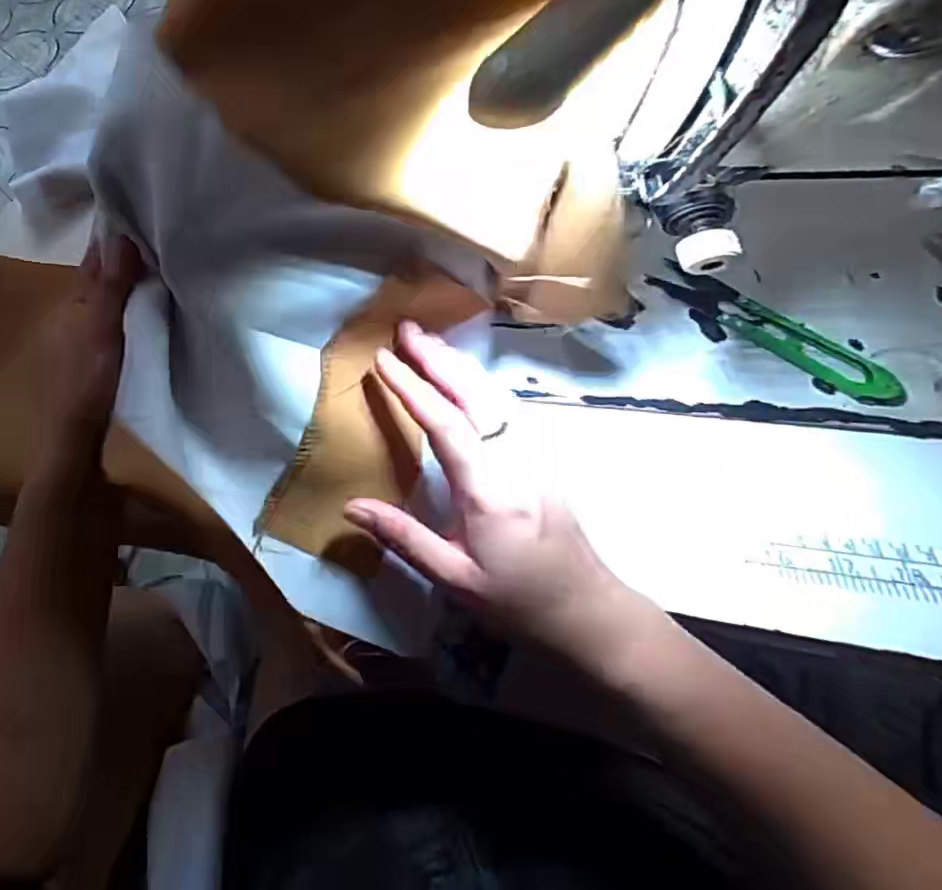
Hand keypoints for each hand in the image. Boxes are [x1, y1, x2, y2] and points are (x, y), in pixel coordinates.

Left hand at [21, 234, 141, 498]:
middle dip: (124, 252)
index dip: (114, 233)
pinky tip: (148, 304)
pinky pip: (114, 318)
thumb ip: (109, 288)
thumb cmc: (86, 385)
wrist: (73, 441)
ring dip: (128, 278)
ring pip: (107, 296)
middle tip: (161, 227)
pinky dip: (129, 304)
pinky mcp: (94, 355)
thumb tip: (119, 235)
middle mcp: (74, 313)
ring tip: (161, 257)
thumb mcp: (100, 333)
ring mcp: (82, 335)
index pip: (95, 256)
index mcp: (73, 302)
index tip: (142, 206)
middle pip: (101, 274)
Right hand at [343, 321, 657, 663]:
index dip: (413, 389)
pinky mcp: (542, 461)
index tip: (383, 360)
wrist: (591, 612)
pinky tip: (464, 376)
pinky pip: (508, 409)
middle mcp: (517, 465)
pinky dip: (480, 382)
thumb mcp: (454, 579)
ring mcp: (536, 459)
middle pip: (477, 398)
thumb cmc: (517, 600)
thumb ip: (403, 538)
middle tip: (407, 328)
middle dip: (440, 359)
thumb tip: (350, 506)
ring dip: (461, 365)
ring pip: (497, 397)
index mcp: (490, 492)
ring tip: (428, 341)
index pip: (447, 427)